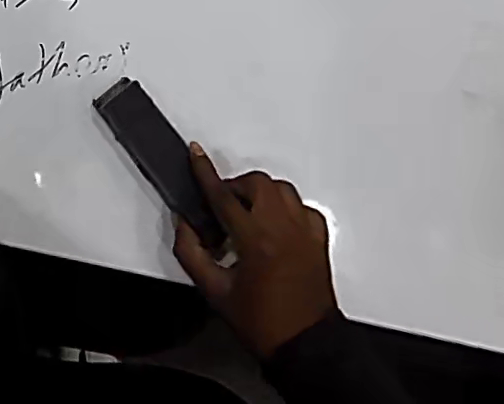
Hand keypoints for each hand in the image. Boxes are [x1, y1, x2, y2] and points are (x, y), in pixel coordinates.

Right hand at [173, 142, 337, 358]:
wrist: (307, 350)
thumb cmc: (265, 324)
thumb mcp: (213, 290)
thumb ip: (190, 251)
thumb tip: (183, 223)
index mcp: (256, 242)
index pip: (223, 194)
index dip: (205, 170)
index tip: (196, 153)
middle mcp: (284, 233)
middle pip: (258, 183)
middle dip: (236, 187)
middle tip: (225, 204)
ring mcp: (305, 236)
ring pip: (282, 190)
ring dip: (262, 194)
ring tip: (250, 211)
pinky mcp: (319, 244)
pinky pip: (304, 208)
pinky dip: (288, 208)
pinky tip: (276, 221)